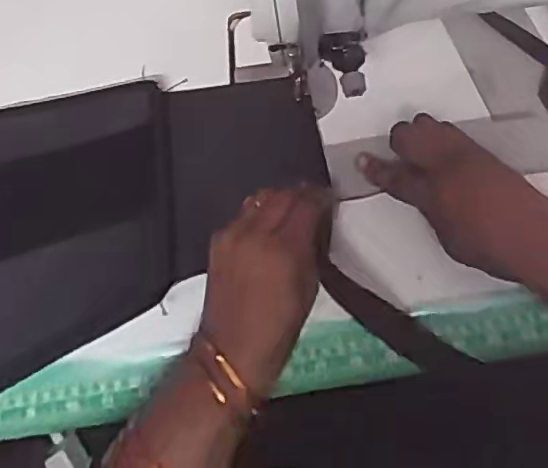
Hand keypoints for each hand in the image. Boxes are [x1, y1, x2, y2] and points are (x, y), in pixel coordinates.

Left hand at [198, 185, 329, 393]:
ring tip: (290, 210)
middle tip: (314, 202)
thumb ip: (312, 248)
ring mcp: (233, 233)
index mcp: (284, 249)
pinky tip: (266, 226)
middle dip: (302, 194)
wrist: (229, 353)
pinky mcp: (218, 238)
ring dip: (279, 199)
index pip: (307, 204)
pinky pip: (244, 213)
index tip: (329, 199)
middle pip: (284, 194)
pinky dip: (259, 213)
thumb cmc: (278, 331)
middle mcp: (256, 233)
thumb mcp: (309, 289)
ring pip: (262, 196)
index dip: (322, 197)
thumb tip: (317, 222)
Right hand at [358, 115, 547, 297]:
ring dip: (418, 135)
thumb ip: (427, 209)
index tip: (361, 160)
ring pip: (427, 125)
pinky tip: (441, 153)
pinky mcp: (480, 149)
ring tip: (420, 154)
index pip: (394, 175)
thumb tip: (418, 194)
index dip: (375, 168)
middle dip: (397, 144)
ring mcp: (464, 152)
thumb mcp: (448, 238)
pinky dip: (438, 136)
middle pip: (407, 135)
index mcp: (433, 192)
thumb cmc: (492, 248)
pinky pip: (448, 131)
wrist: (540, 236)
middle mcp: (445, 164)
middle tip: (398, 159)